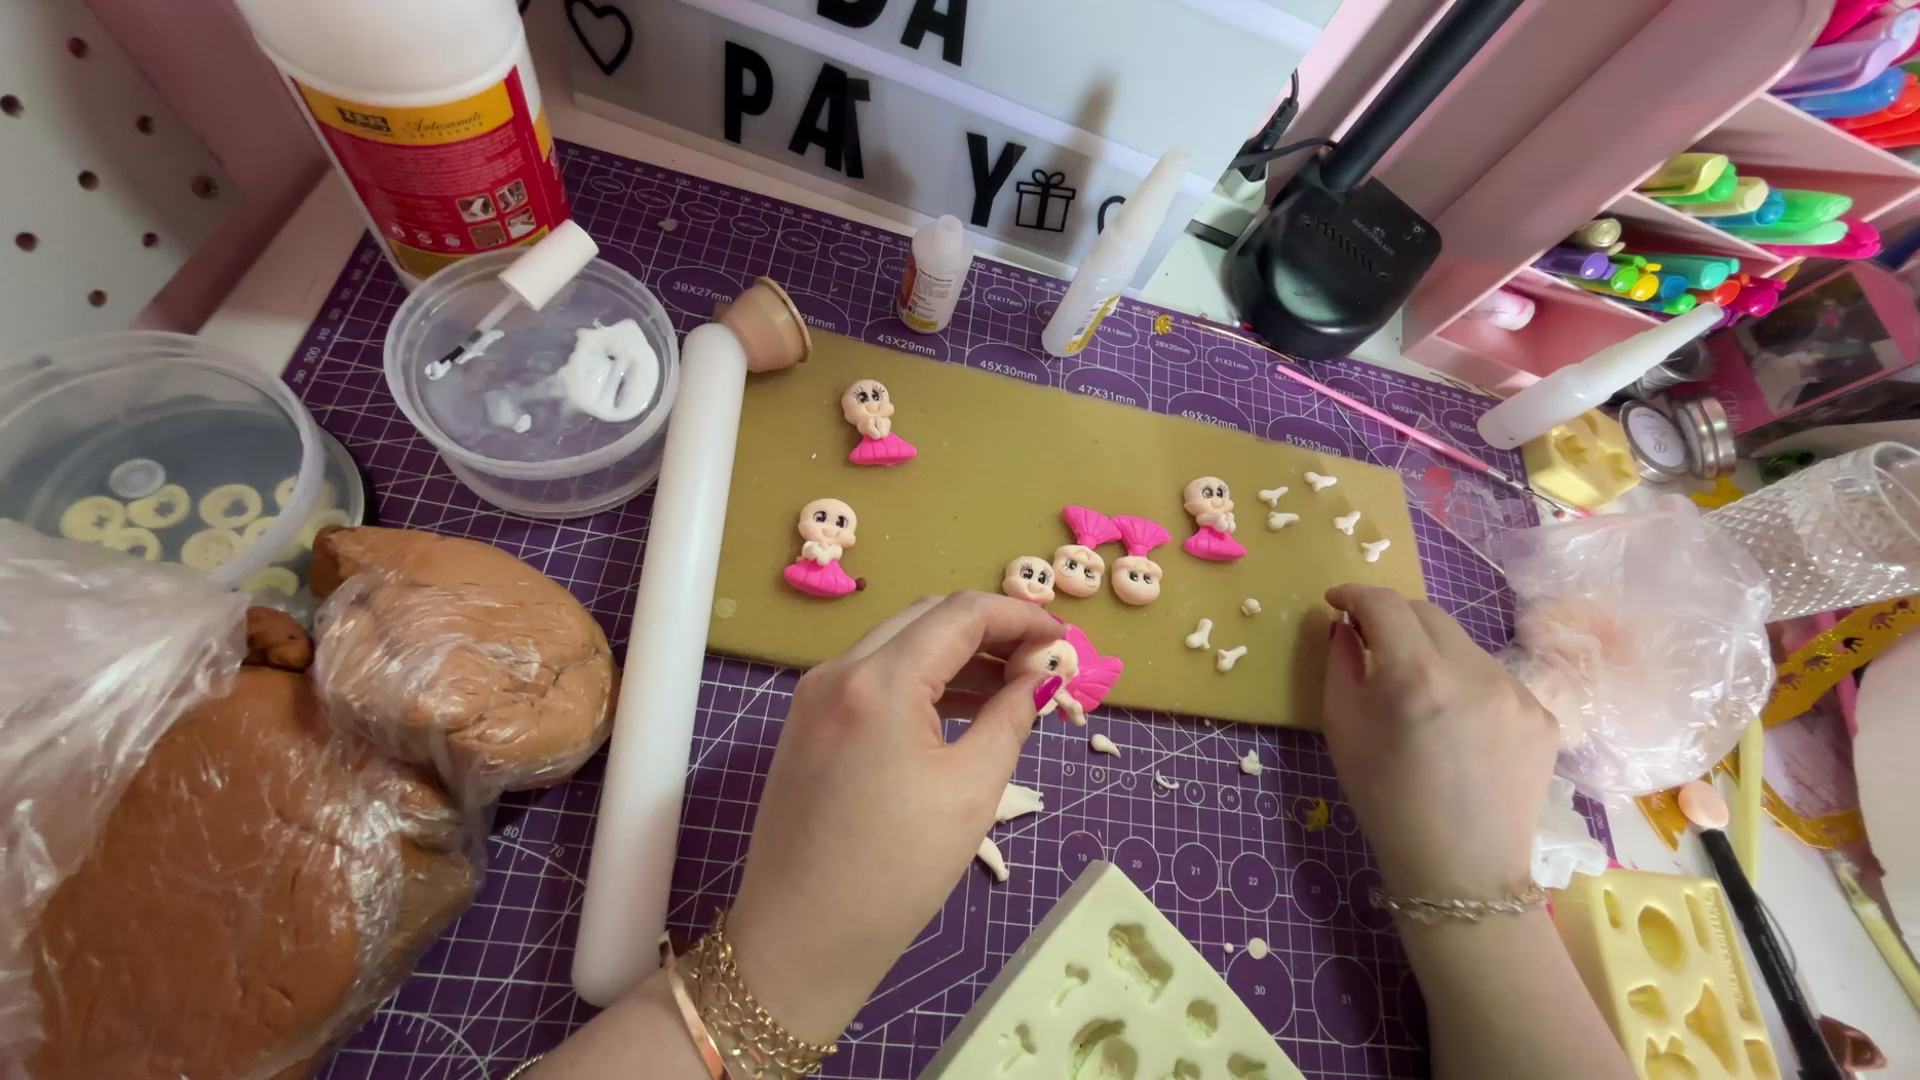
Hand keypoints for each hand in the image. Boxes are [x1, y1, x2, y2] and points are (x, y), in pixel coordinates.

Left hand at [724, 592, 1063, 1043]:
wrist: (798, 941)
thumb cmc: (895, 873)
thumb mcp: (971, 791)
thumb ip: (1012, 715)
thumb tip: (1041, 676)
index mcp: (878, 680)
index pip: (961, 613)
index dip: (1020, 616)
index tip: (1062, 640)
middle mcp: (839, 668)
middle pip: (929, 617)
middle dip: (990, 629)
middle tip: (1040, 662)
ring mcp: (817, 692)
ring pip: (901, 642)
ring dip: (958, 652)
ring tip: (1013, 683)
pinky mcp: (810, 718)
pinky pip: (877, 675)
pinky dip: (923, 678)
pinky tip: (963, 703)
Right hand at [1322, 585, 1556, 901]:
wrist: (1458, 866)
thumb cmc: (1383, 795)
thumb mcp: (1341, 724)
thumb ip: (1340, 662)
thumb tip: (1346, 626)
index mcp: (1415, 676)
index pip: (1383, 604)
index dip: (1354, 593)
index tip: (1336, 601)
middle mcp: (1474, 672)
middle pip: (1426, 612)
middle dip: (1391, 617)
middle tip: (1368, 640)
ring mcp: (1517, 692)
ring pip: (1460, 643)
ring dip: (1429, 649)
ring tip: (1415, 689)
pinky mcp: (1544, 714)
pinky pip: (1491, 676)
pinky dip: (1463, 680)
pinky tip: (1453, 719)